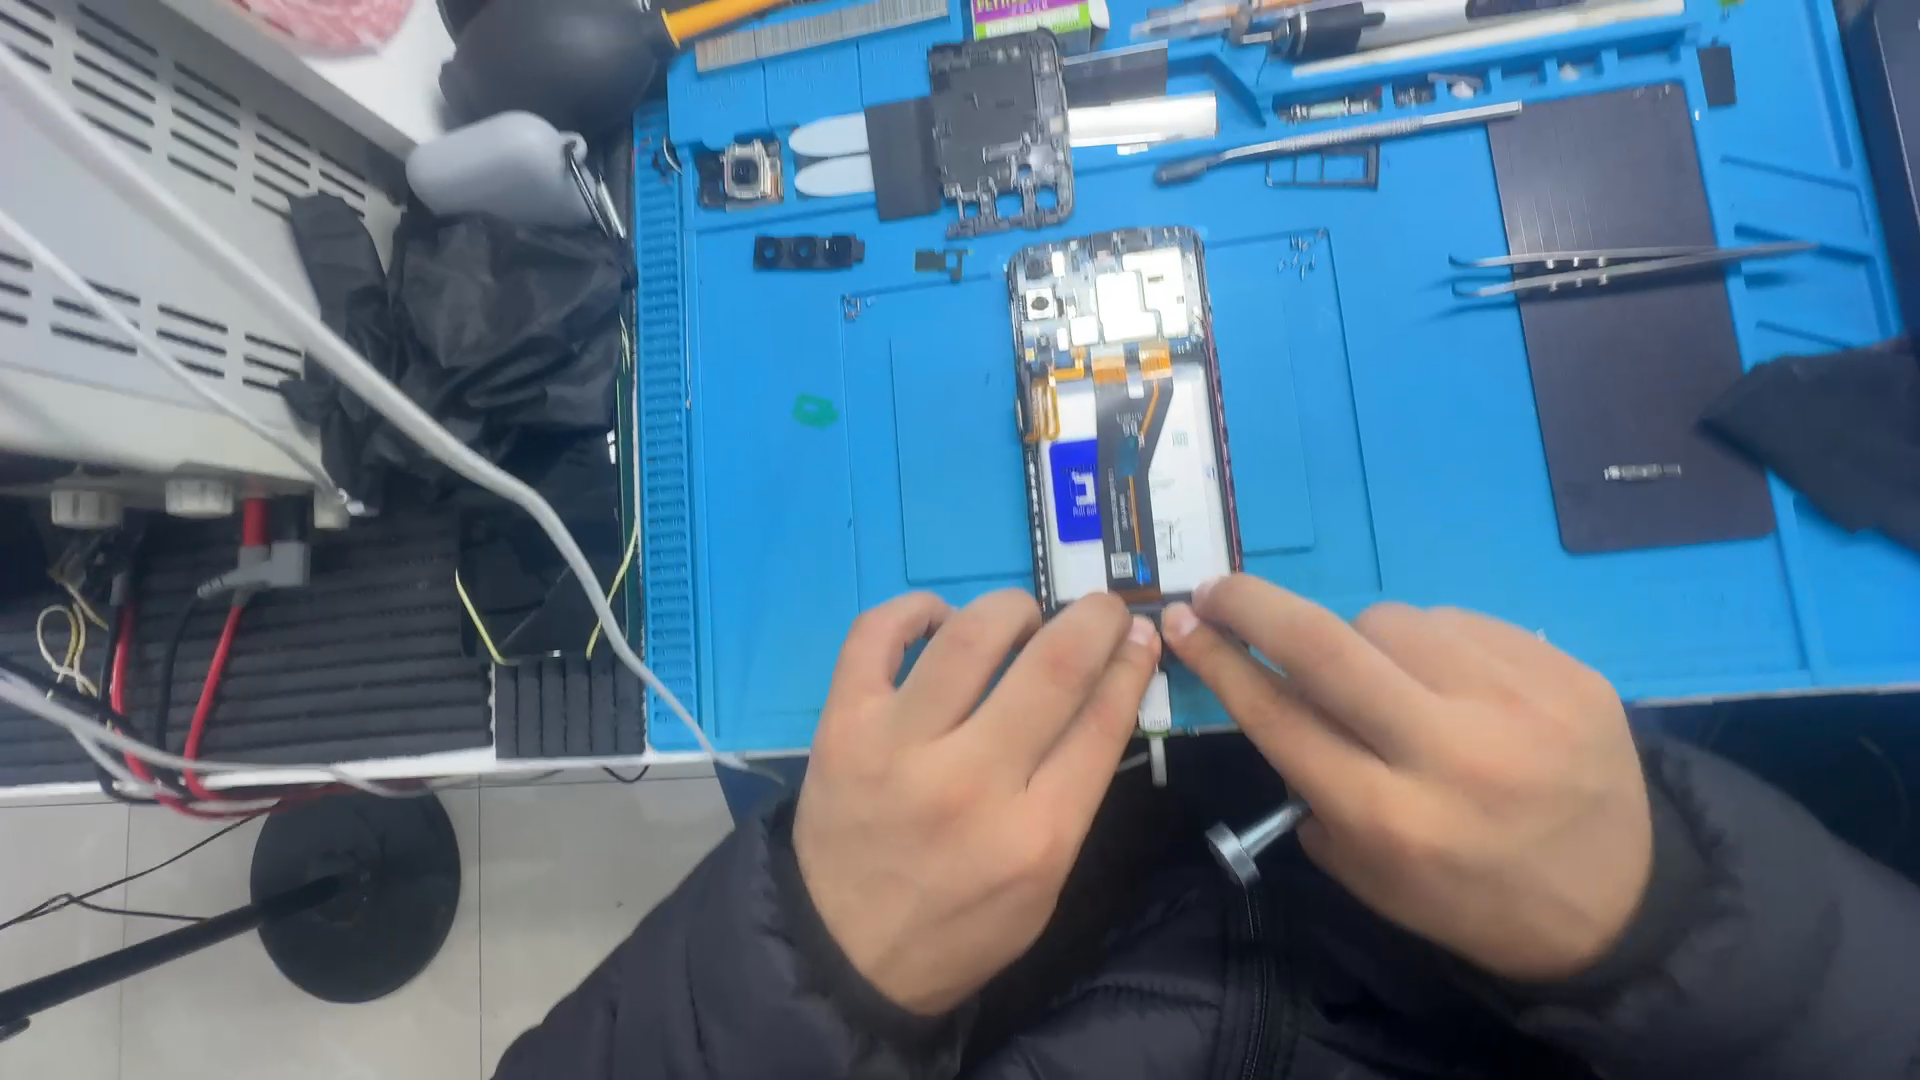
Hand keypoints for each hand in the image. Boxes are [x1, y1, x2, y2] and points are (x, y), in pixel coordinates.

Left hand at [794, 589, 1160, 1014]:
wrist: (844, 954)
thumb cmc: (959, 921)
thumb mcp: (1044, 877)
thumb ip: (1077, 785)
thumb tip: (1105, 687)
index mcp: (1037, 834)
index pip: (1103, 721)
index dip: (1130, 663)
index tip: (1138, 634)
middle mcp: (970, 782)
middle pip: (1052, 668)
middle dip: (1092, 620)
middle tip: (1100, 607)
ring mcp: (898, 747)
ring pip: (969, 637)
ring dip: (1012, 608)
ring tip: (1021, 617)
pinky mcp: (843, 725)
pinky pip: (875, 635)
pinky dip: (913, 609)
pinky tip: (939, 616)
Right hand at [1163, 576, 1652, 981]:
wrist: (1626, 909)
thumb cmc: (1462, 894)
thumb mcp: (1362, 867)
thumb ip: (1304, 779)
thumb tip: (1267, 688)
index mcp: (1390, 816)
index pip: (1276, 714)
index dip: (1216, 659)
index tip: (1180, 621)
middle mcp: (1452, 755)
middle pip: (1322, 645)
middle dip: (1251, 605)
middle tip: (1216, 589)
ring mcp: (1519, 706)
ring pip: (1387, 619)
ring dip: (1357, 637)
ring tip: (1383, 678)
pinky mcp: (1569, 674)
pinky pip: (1454, 620)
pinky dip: (1426, 642)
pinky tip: (1447, 681)